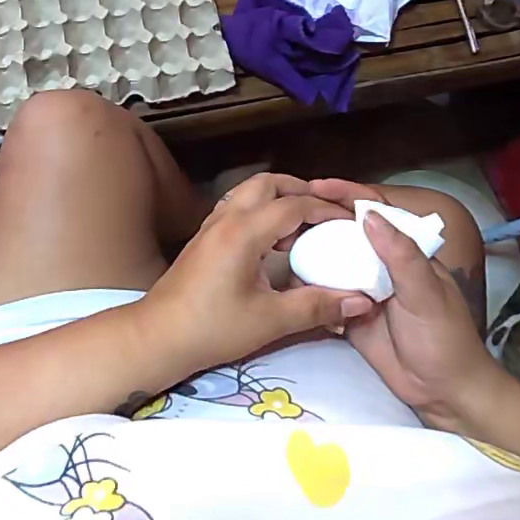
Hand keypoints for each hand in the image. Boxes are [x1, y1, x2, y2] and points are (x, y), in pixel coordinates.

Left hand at [135, 174, 374, 373]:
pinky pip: (237, 208)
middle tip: (326, 214)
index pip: (293, 205)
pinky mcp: (204, 237)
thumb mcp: (270, 320)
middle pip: (267, 183)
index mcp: (244, 232)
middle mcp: (226, 218)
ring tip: (303, 229)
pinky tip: (273, 243)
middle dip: (300, 191)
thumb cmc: (213, 327)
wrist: (158, 335)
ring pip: (248, 193)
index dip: (326, 210)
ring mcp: (211, 225)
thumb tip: (361, 301)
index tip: (351, 223)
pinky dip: (260, 212)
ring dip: (278, 199)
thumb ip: (317, 306)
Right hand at [310, 180, 512, 434]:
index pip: (372, 212)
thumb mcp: (426, 293)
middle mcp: (379, 263)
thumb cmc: (443, 337)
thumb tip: (368, 214)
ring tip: (281, 250)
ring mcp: (361, 287)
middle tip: (285, 217)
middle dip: (316, 221)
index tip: (315, 185)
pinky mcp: (346, 312)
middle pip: (343, 232)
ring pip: (328, 261)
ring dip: (308, 255)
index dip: (345, 195)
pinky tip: (294, 288)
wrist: (442, 392)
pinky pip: (322, 293)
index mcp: (403, 250)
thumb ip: (400, 255)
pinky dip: (308, 290)